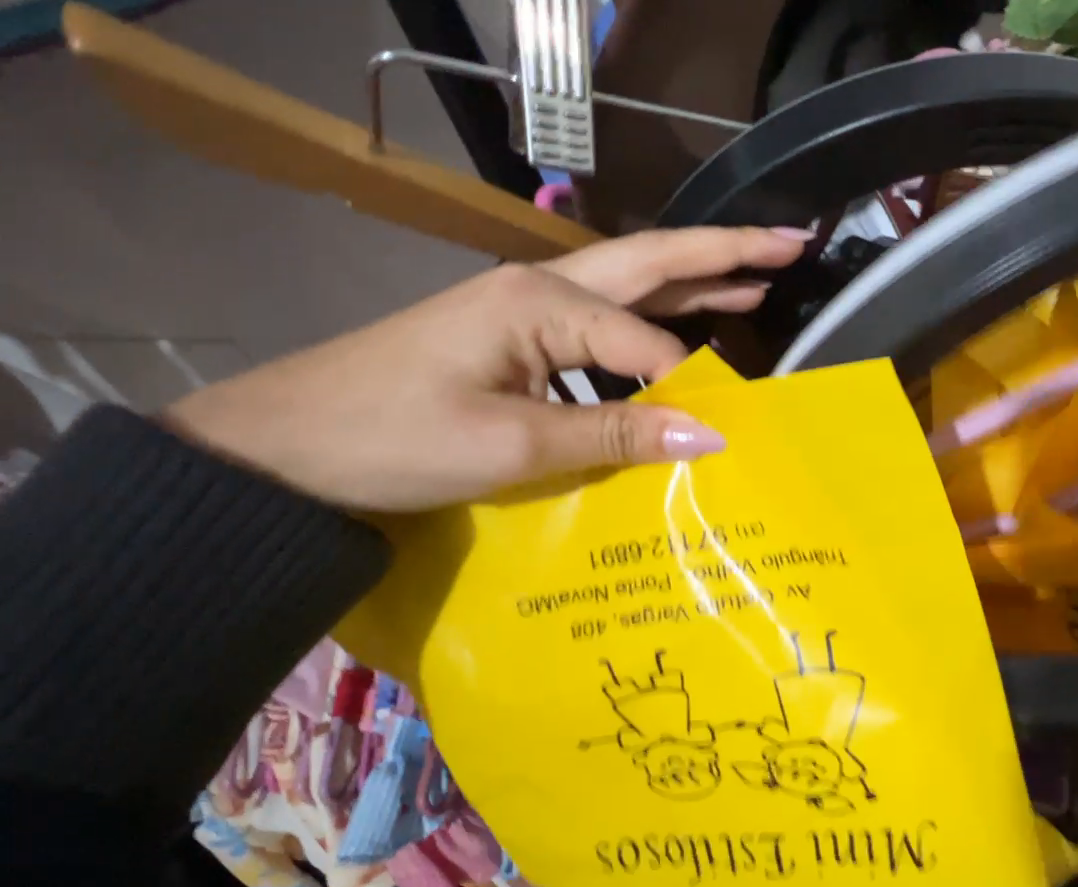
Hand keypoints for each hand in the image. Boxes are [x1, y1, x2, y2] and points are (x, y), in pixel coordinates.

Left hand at [165, 226, 809, 511]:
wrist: (282, 448)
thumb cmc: (392, 440)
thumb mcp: (512, 444)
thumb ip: (616, 437)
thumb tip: (714, 436)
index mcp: (540, 303)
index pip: (646, 343)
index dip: (691, 389)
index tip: (728, 434)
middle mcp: (539, 287)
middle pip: (651, 261)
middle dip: (725, 253)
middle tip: (794, 245)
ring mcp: (525, 307)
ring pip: (630, 284)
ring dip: (695, 278)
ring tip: (759, 279)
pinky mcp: (515, 335)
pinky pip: (605, 319)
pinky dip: (655, 317)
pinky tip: (681, 327)